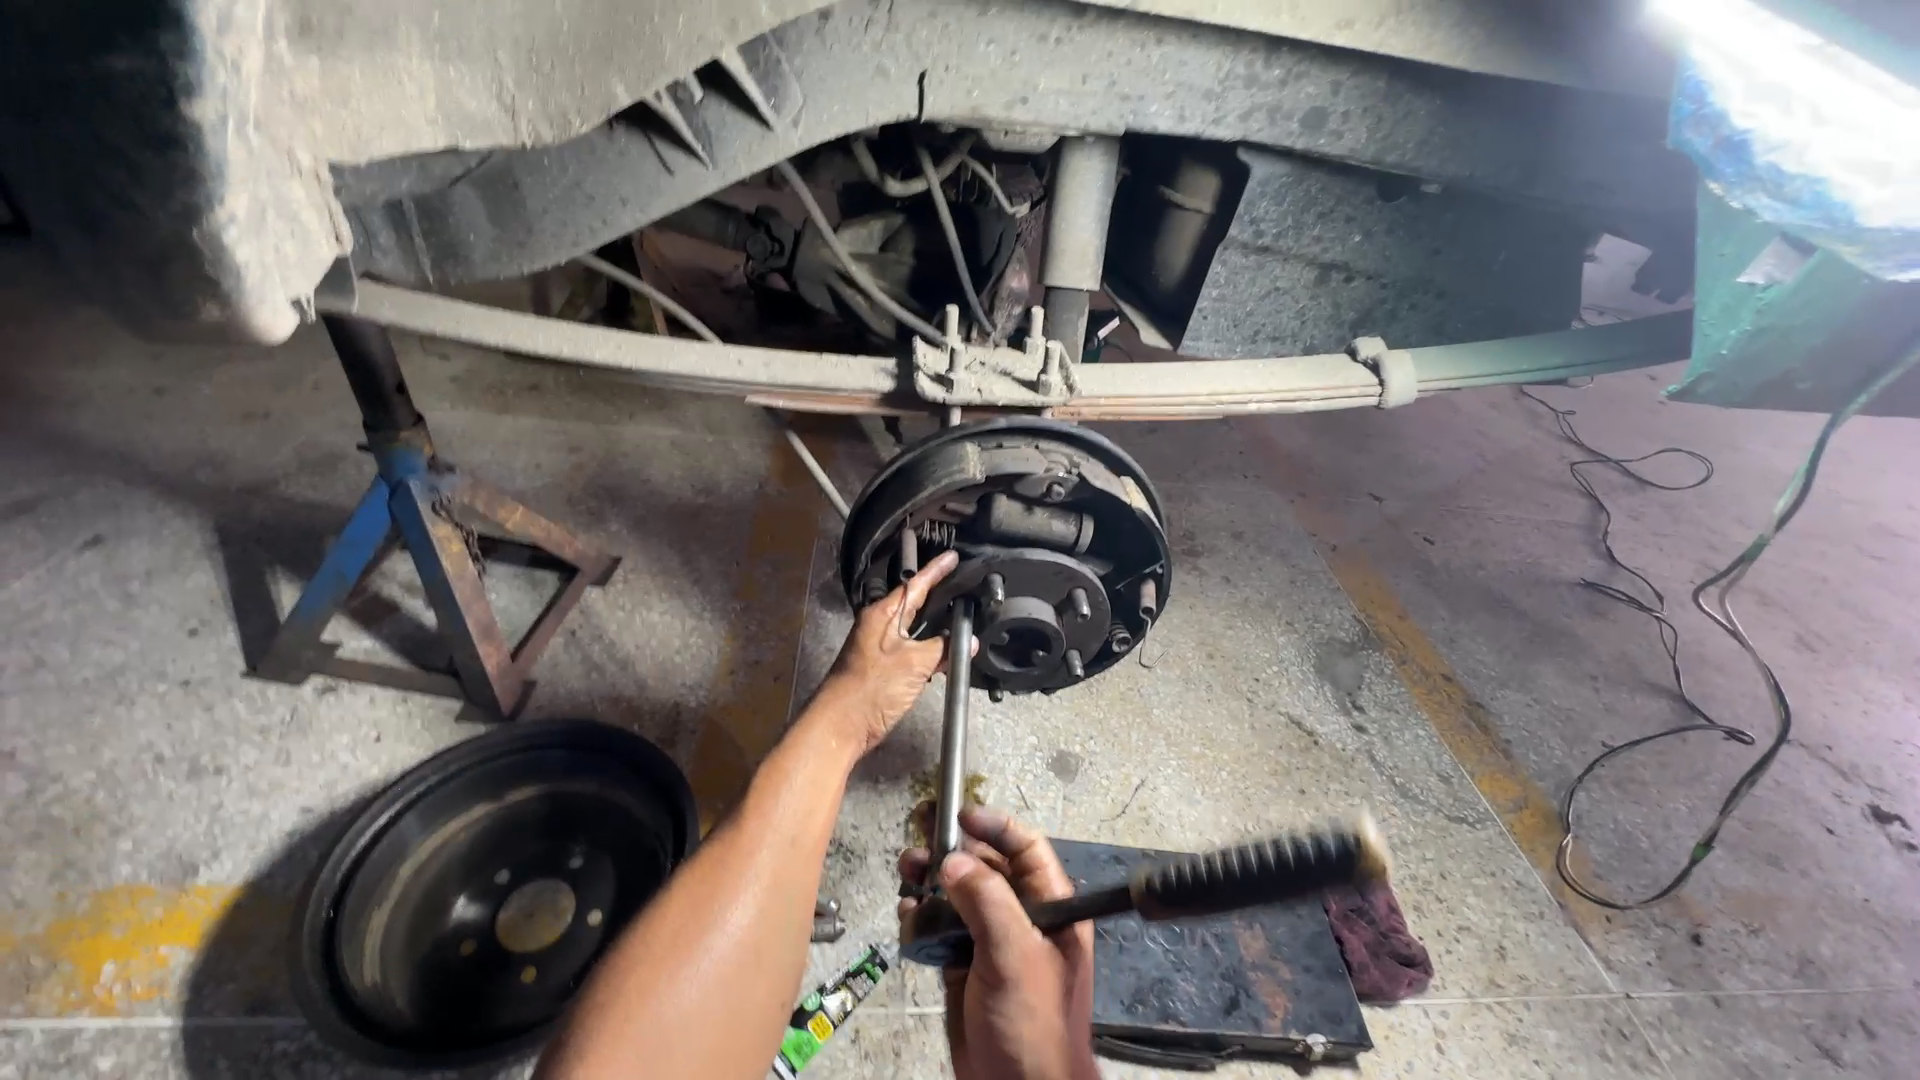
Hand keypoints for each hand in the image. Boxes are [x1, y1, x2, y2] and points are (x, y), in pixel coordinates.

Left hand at [816, 549, 962, 753]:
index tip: (953, 556)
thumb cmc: (872, 687)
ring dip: (938, 627)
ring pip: (917, 630)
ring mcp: (883, 648)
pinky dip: (933, 651)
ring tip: (965, 619)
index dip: (936, 571)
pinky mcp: (887, 669)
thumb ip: (943, 648)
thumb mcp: (914, 663)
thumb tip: (968, 641)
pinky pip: (915, 651)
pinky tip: (951, 655)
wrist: (842, 725)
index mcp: (883, 614)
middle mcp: (881, 625)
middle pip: (916, 604)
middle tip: (965, 584)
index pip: (915, 584)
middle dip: (939, 595)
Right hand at [899, 806, 1096, 1079]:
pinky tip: (907, 913)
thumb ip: (986, 901)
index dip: (997, 826)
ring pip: (958, 894)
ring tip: (907, 874)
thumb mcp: (1015, 955)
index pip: (1027, 848)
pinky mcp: (963, 964)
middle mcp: (1022, 917)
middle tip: (919, 849)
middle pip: (986, 867)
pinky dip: (921, 916)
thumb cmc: (1030, 1021)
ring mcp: (991, 941)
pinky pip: (940, 926)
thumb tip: (952, 861)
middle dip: (953, 853)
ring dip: (931, 881)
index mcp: (1051, 907)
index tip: (962, 816)